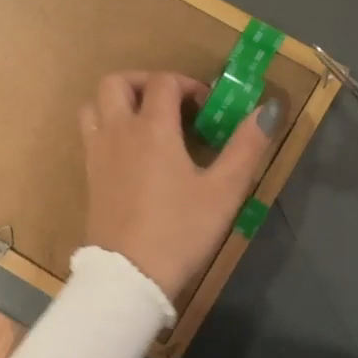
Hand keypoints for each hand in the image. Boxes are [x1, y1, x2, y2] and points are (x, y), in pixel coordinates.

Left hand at [80, 71, 279, 300]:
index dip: (187, 84)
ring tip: (145, 120)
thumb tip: (268, 108)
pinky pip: (90, 132)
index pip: (163, 82)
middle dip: (144, 81)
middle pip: (117, 82)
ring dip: (118, 101)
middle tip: (170, 103)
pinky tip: (132, 152)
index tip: (207, 108)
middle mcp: (118, 131)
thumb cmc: (179, 231)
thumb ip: (246, 147)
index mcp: (152, 128)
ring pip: (94, 104)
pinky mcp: (89, 174)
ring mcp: (98, 152)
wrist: (128, 275)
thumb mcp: (224, 192)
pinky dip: (108, 126)